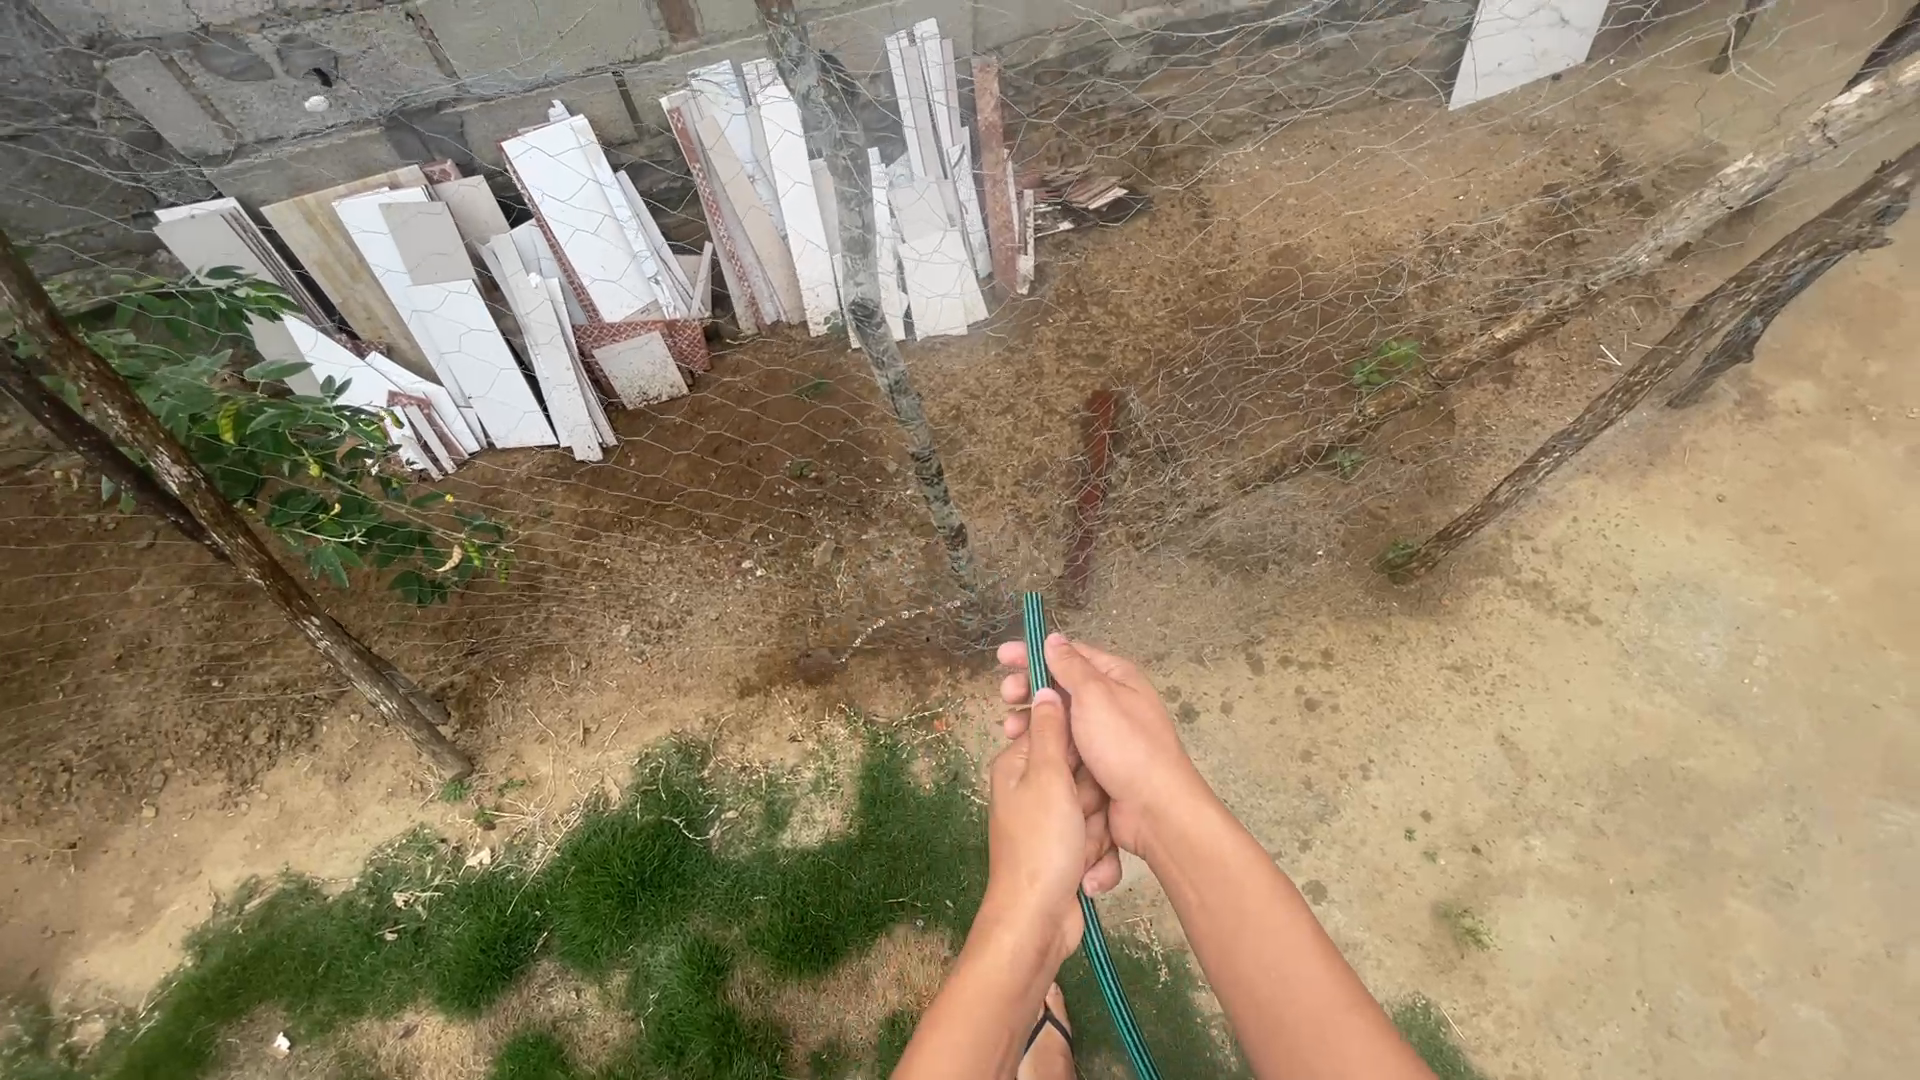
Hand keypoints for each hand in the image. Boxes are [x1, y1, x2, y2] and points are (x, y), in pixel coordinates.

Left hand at [983, 687, 1108, 968]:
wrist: (1037, 920)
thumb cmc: (1040, 843)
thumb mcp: (1047, 777)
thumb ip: (1050, 731)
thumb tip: (1045, 688)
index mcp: (1018, 763)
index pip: (1056, 729)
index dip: (1081, 745)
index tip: (1094, 762)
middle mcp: (1031, 787)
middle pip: (1081, 770)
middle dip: (1094, 797)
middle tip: (1085, 816)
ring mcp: (1049, 821)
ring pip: (1093, 805)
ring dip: (1097, 830)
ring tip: (1084, 850)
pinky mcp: (1065, 849)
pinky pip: (1093, 837)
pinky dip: (1096, 855)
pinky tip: (1088, 873)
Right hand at [998, 634, 1211, 858]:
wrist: (1155, 810)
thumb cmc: (1126, 746)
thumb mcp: (1095, 696)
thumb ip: (1071, 666)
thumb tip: (1053, 639)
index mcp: (1115, 677)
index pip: (1069, 655)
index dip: (1035, 653)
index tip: (1004, 657)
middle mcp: (1110, 701)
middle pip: (1061, 686)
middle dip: (1030, 688)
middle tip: (1006, 697)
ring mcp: (1103, 735)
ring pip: (1059, 718)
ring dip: (1032, 719)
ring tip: (1011, 730)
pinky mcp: (1095, 764)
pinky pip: (1063, 745)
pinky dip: (1044, 743)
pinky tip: (1027, 750)